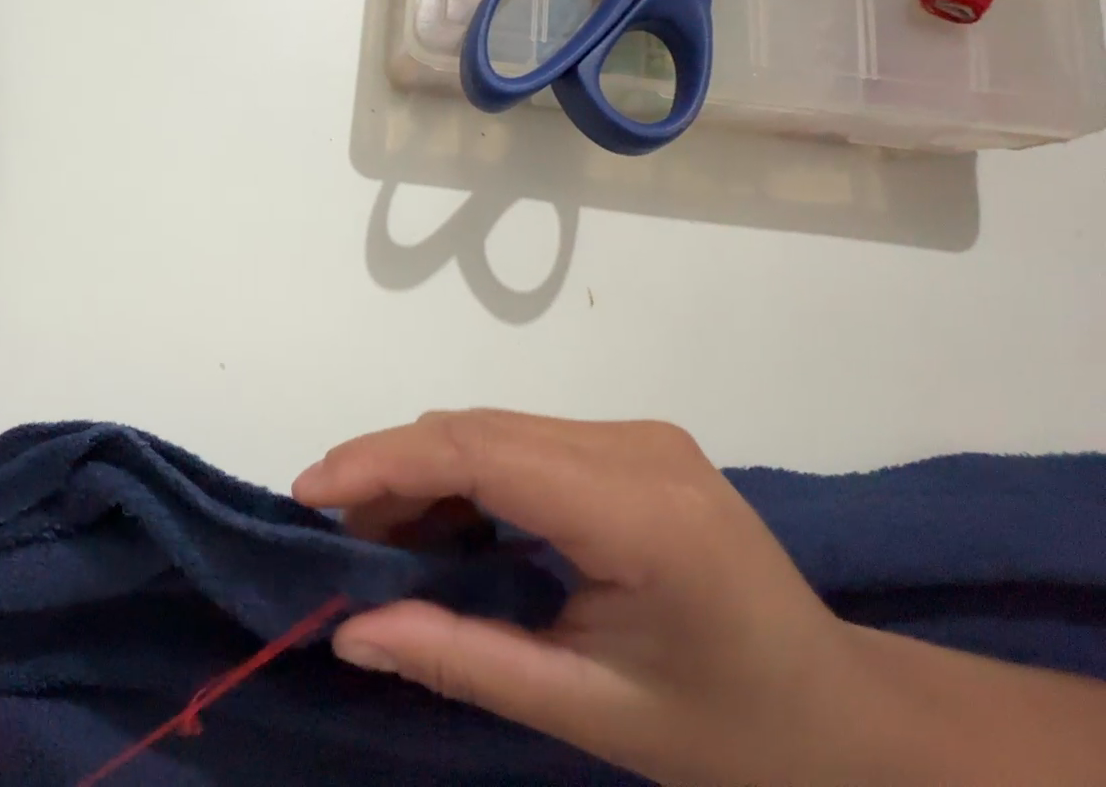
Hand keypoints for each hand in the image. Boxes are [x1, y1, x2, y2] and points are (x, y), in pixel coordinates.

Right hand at [292, 410, 851, 785]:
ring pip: (484, 428)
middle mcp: (637, 449)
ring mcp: (635, 438)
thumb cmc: (736, 733)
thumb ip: (460, 661)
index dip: (381, 462)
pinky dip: (456, 476)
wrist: (852, 717)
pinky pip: (512, 440)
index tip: (309, 494)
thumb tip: (347, 629)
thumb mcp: (590, 712)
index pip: (479, 452)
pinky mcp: (625, 446)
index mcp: (644, 515)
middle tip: (339, 537)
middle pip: (472, 430)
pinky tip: (440, 527)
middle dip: (387, 472)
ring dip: (417, 473)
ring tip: (380, 540)